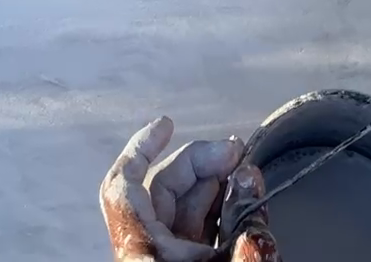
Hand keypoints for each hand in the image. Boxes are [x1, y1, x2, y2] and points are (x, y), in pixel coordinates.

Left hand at [100, 117, 249, 261]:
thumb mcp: (230, 260)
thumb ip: (241, 219)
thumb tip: (247, 175)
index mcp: (142, 248)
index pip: (122, 187)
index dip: (141, 148)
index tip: (168, 123)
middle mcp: (145, 250)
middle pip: (161, 190)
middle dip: (200, 163)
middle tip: (236, 153)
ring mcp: (162, 258)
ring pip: (179, 209)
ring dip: (213, 184)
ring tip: (243, 173)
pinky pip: (191, 232)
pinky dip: (214, 212)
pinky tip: (238, 200)